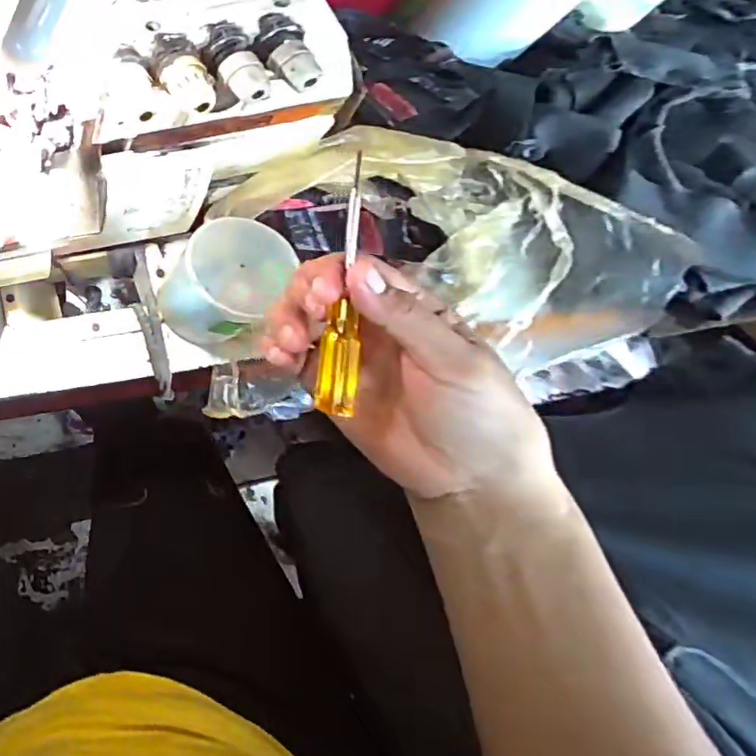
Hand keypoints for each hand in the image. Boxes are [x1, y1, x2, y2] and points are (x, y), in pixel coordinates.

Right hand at [261, 256, 558, 503]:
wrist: (471, 483)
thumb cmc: (481, 415)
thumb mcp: (455, 362)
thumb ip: (404, 317)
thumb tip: (355, 271)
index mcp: (408, 308)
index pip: (360, 272)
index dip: (333, 274)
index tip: (323, 296)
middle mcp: (369, 323)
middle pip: (318, 288)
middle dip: (300, 296)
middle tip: (307, 320)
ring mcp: (343, 351)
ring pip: (297, 317)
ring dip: (282, 321)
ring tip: (286, 345)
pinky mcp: (322, 380)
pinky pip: (290, 355)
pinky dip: (275, 350)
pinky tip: (277, 358)